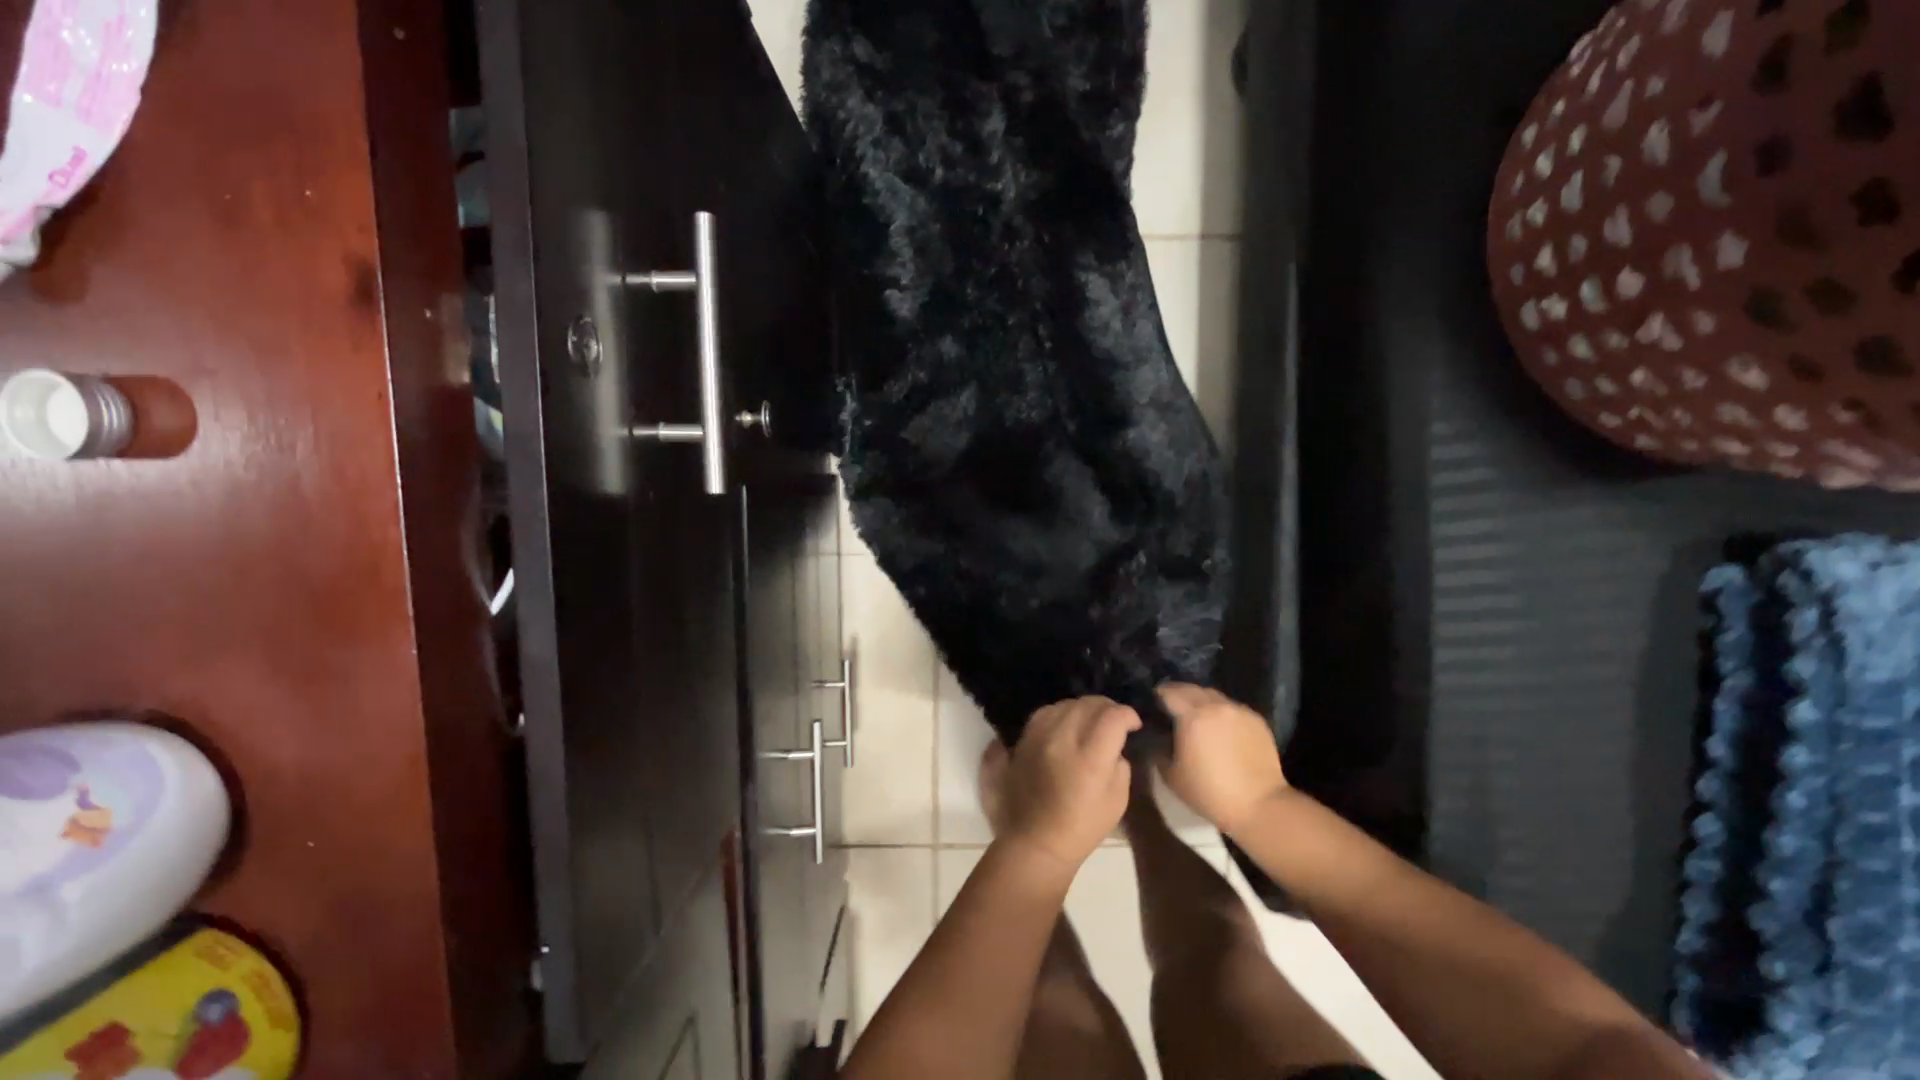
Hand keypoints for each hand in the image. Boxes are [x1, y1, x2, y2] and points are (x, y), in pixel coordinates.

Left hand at [998, 696, 1140, 871]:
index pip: (1113, 716)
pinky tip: (1067, 724)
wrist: (1036, 840)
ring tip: (1091, 720)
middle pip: (1089, 704)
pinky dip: (1060, 712)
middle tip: (1115, 720)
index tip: (1133, 724)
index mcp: (1090, 758)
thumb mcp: (1118, 799)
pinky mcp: (1023, 740)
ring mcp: (1039, 737)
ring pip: (1065, 704)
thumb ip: (1119, 763)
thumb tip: (1115, 743)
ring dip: (1083, 708)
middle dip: (1108, 707)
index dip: (1128, 715)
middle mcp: (1062, 740)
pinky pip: (1044, 713)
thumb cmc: (1082, 826)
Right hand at [1157, 684, 1289, 835]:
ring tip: (1197, 718)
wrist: (1259, 804)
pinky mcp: (1257, 721)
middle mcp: (1217, 706)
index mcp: (1193, 716)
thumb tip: (1157, 737)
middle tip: (1171, 708)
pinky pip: (1233, 709)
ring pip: (1215, 697)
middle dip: (1179, 694)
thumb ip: (1159, 750)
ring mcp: (1240, 711)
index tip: (1152, 703)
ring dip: (1202, 702)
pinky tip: (1221, 730)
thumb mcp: (1171, 776)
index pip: (1170, 692)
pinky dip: (1222, 713)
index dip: (1158, 695)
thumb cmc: (1209, 792)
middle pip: (1193, 689)